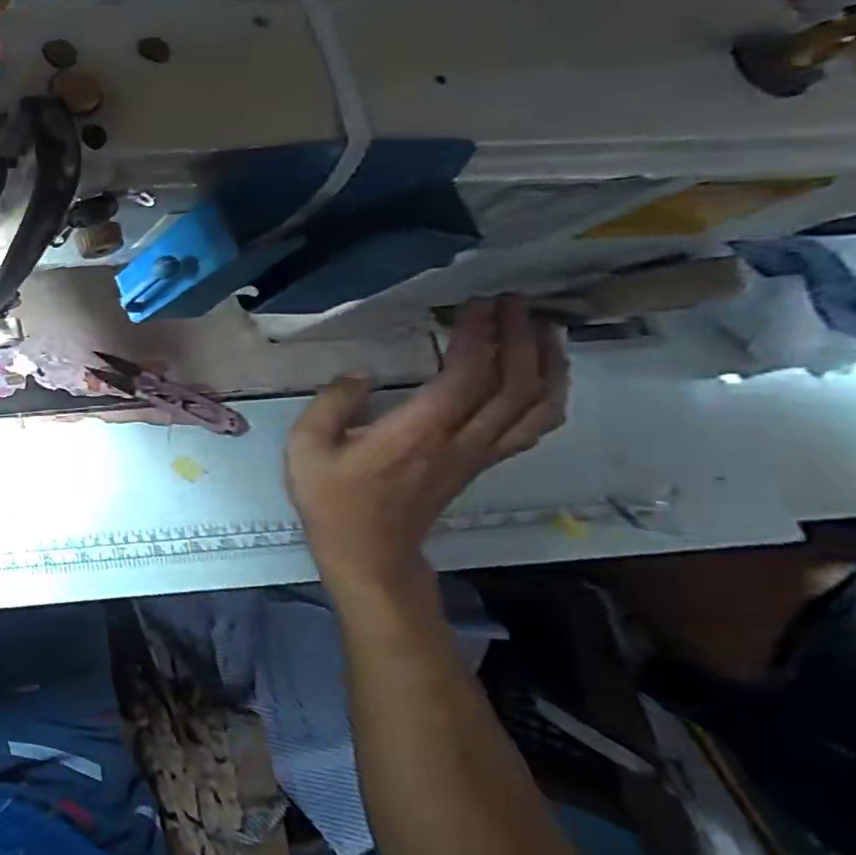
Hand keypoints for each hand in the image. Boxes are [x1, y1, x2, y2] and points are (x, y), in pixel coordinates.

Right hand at [285, 296, 568, 590]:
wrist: (368, 552)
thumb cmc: (333, 499)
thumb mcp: (307, 447)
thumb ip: (332, 402)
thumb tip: (361, 373)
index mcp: (419, 432)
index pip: (468, 375)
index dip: (481, 335)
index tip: (476, 303)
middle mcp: (461, 441)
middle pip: (515, 385)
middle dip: (521, 337)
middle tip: (512, 301)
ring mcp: (478, 455)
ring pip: (537, 408)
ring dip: (547, 364)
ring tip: (543, 329)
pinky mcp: (480, 464)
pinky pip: (532, 428)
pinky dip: (548, 397)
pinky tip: (542, 377)